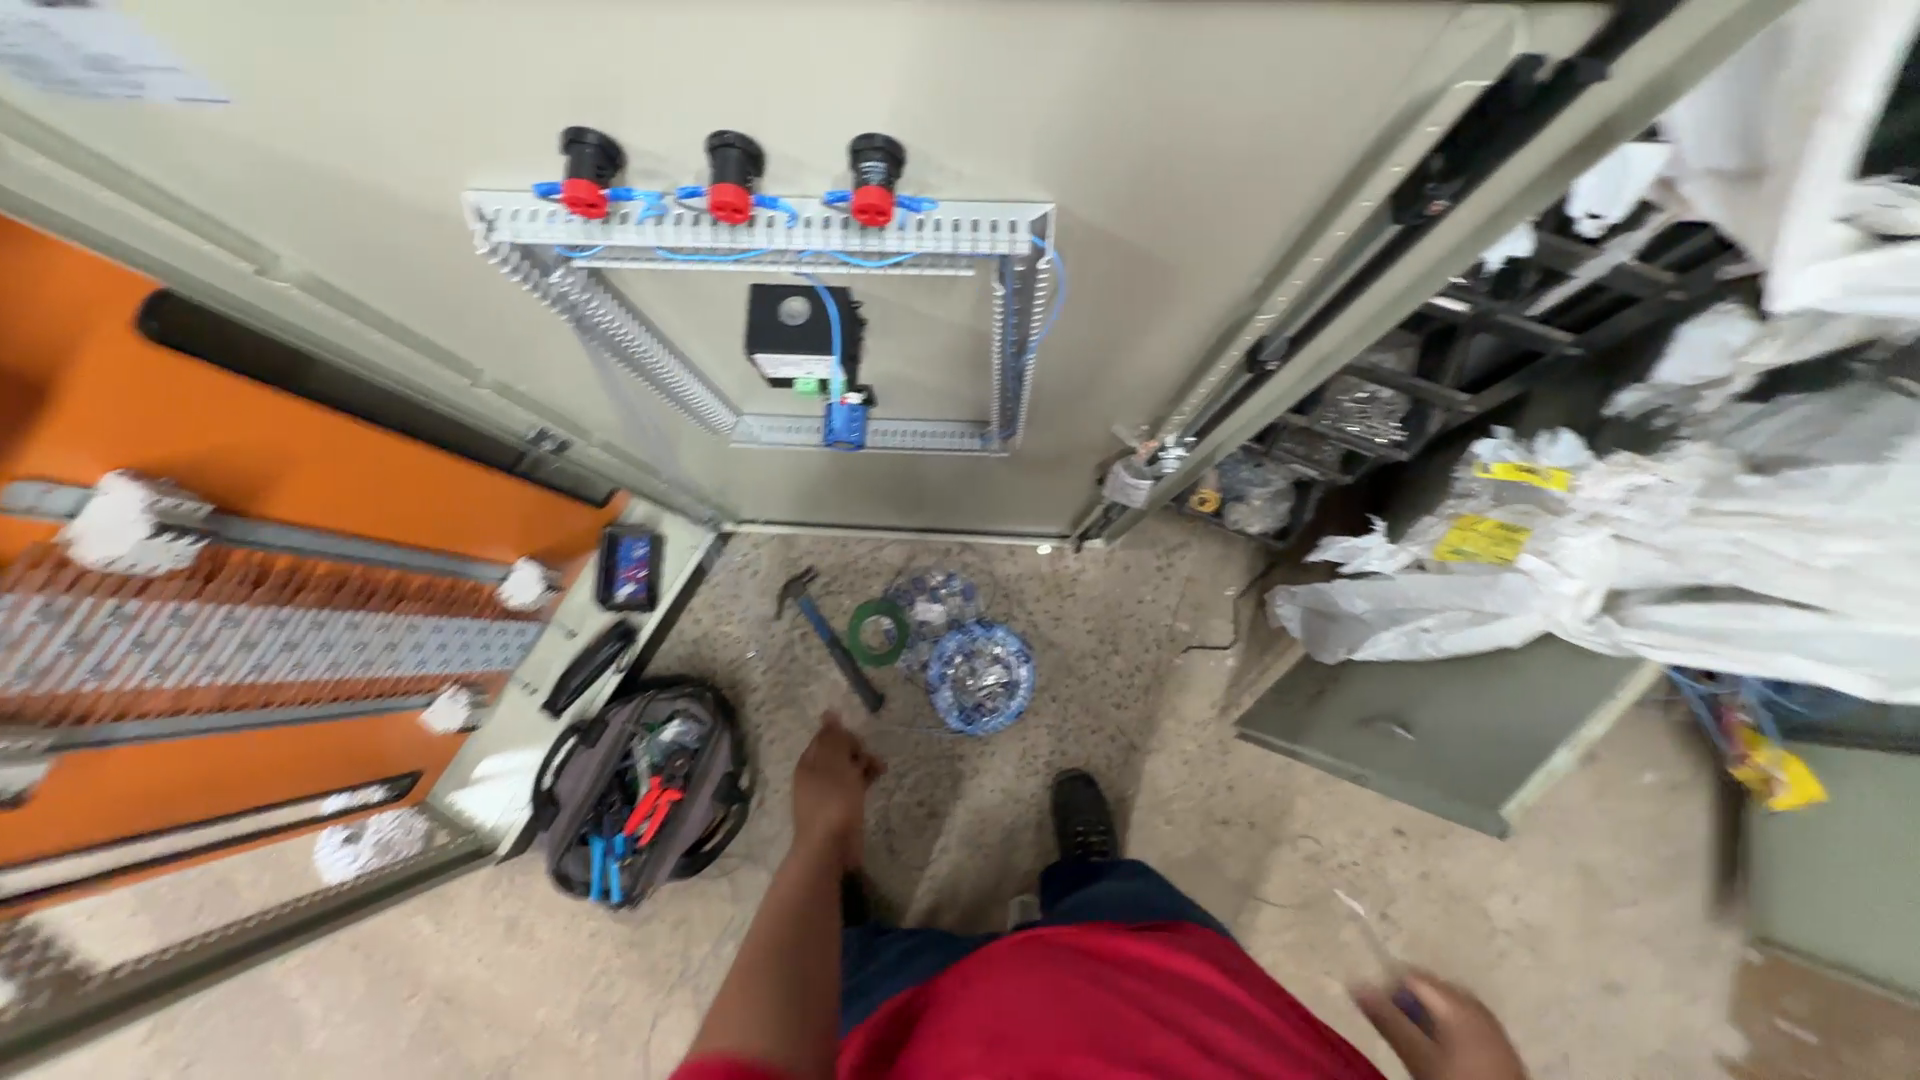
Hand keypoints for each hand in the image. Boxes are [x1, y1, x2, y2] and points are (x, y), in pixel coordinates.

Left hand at [791, 712, 884, 868]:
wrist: (830, 847)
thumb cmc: (832, 800)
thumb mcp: (834, 763)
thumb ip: (833, 738)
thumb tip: (829, 713)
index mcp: (809, 762)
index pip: (827, 737)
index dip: (845, 736)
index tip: (859, 746)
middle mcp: (815, 775)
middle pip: (838, 752)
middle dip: (857, 751)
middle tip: (870, 759)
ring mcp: (827, 793)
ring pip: (847, 769)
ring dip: (864, 765)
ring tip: (881, 769)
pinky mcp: (841, 808)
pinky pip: (853, 786)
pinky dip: (865, 780)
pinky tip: (877, 779)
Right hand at [1354, 971, 1527, 1079]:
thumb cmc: (1456, 1078)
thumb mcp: (1416, 1054)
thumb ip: (1386, 1018)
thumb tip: (1354, 982)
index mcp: (1451, 997)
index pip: (1407, 973)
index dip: (1388, 987)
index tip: (1381, 1013)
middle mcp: (1471, 998)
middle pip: (1427, 987)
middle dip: (1409, 1003)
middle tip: (1401, 1033)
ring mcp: (1488, 1018)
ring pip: (1445, 1004)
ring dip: (1427, 1017)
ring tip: (1421, 1045)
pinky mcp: (1497, 1037)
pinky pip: (1462, 1018)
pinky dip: (1447, 1027)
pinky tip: (1446, 1051)